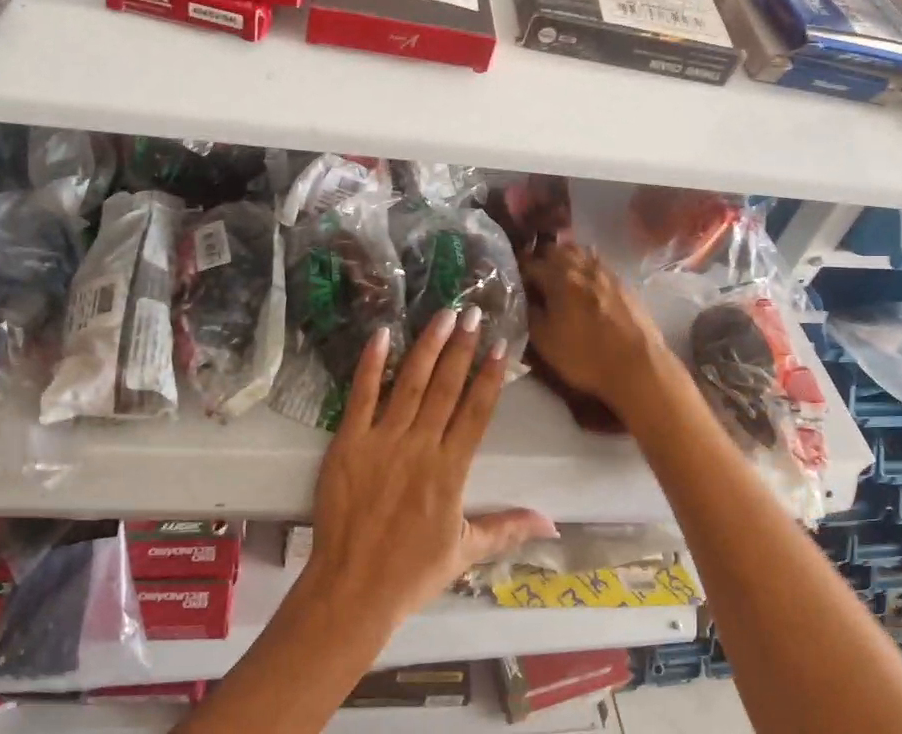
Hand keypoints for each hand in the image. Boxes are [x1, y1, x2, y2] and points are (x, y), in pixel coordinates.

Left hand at [305, 306, 556, 627]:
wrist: (354, 588)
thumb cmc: (412, 572)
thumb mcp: (466, 551)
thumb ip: (508, 528)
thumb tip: (553, 523)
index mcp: (451, 470)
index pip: (477, 411)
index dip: (490, 376)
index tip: (501, 344)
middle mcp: (421, 446)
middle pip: (446, 387)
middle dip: (462, 347)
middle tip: (473, 312)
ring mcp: (382, 441)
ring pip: (409, 383)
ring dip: (427, 347)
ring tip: (443, 315)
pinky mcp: (348, 443)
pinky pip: (361, 396)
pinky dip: (370, 364)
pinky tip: (382, 335)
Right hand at [521, 242, 681, 416]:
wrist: (639, 366)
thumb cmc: (585, 356)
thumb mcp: (544, 341)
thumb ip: (529, 313)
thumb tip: (523, 297)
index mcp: (558, 278)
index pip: (529, 263)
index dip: (517, 270)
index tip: (512, 280)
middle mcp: (581, 267)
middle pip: (555, 250)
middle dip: (541, 259)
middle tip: (534, 277)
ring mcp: (606, 272)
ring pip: (579, 252)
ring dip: (565, 259)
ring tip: (559, 277)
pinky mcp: (624, 283)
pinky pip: (598, 264)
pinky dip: (585, 268)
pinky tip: (585, 284)